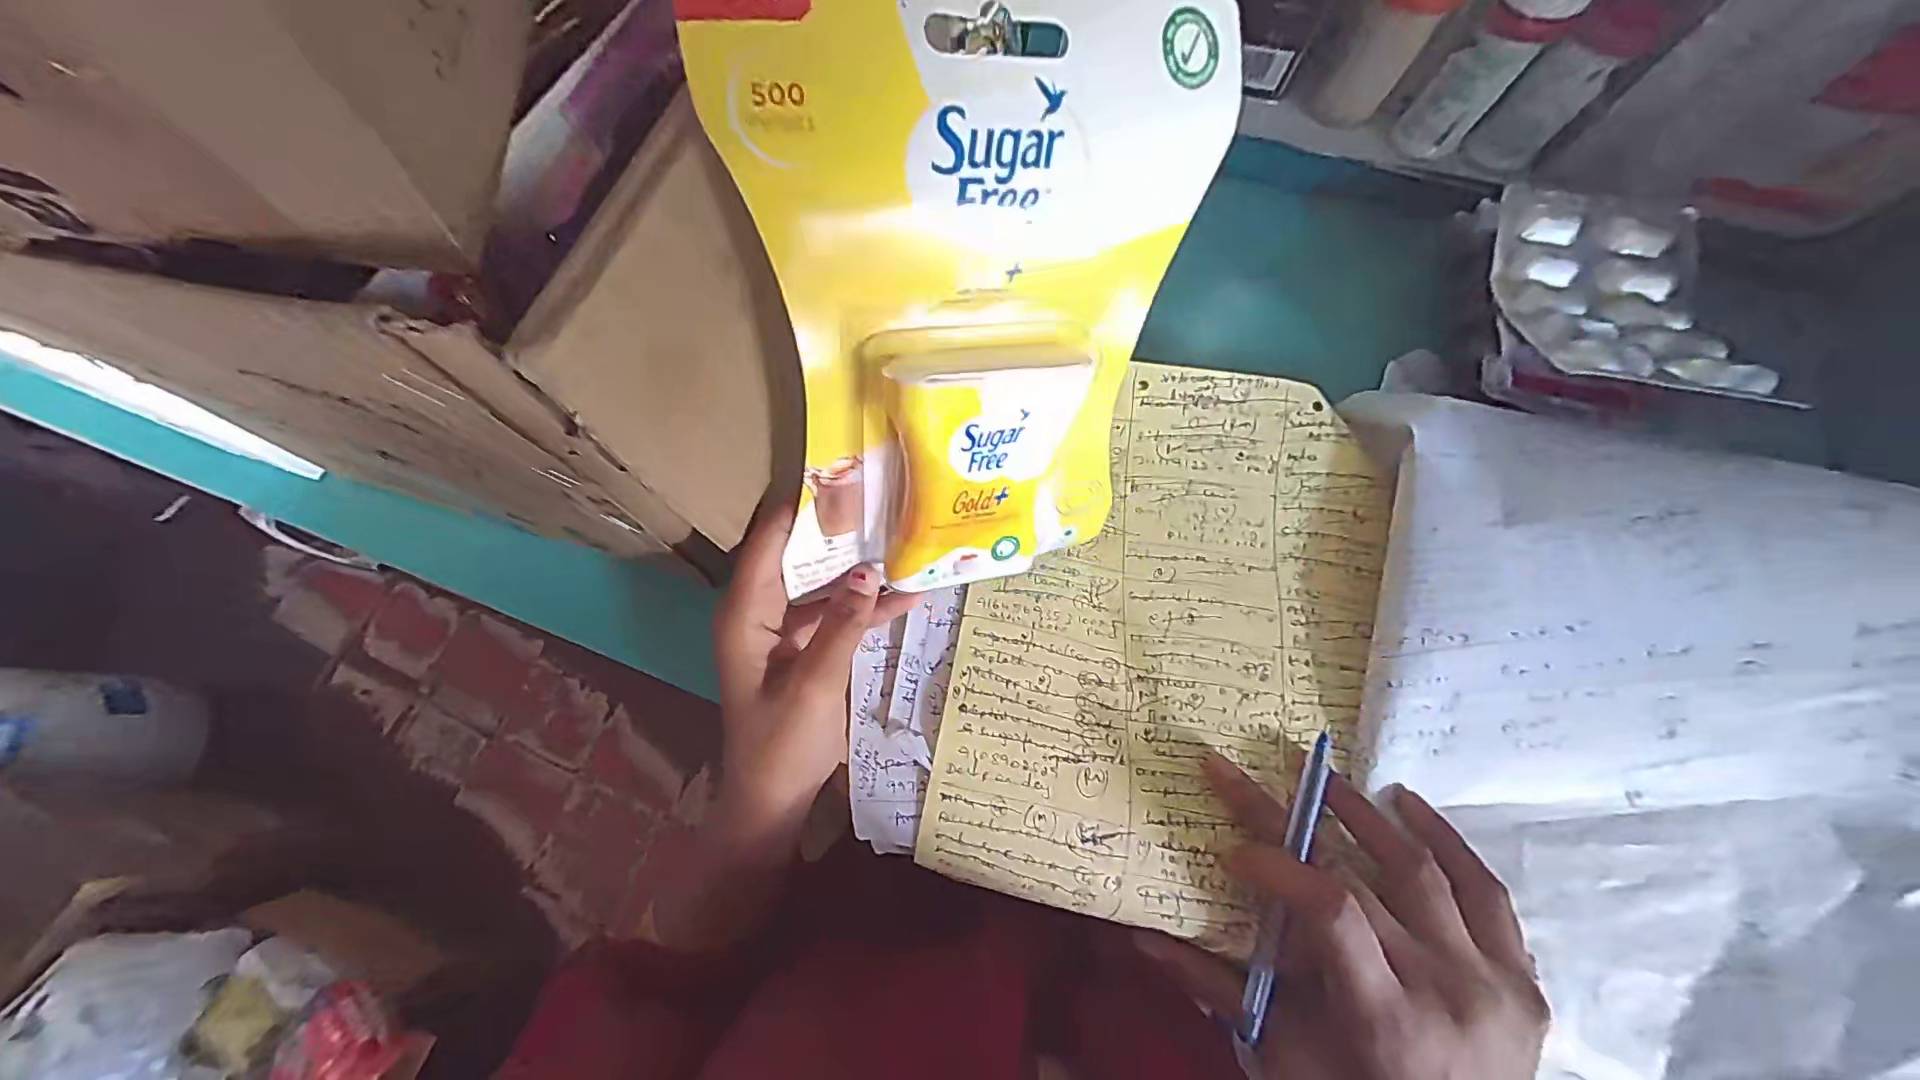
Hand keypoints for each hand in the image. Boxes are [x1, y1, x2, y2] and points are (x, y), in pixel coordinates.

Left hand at [647, 501, 911, 950]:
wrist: (772, 802)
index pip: (768, 542)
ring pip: (823, 584)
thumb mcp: (814, 685)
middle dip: (837, 530)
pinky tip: (907, 596)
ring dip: (860, 569)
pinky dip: (867, 607)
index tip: (837, 473)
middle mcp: (761, 611)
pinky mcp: (807, 647)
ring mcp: (785, 629)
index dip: (798, 506)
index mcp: (745, 613)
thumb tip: (874, 573)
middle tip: (880, 497)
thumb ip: (843, 627)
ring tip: (903, 536)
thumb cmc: (780, 746)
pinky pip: (837, 615)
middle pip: (798, 556)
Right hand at [1135, 753, 1547, 1079]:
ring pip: (1418, 867)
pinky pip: (1484, 888)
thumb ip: (1212, 988)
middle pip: (1359, 877)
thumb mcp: (1279, 1050)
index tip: (1231, 849)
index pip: (1330, 910)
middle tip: (1241, 776)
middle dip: (1291, 818)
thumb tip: (1140, 938)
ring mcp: (1493, 982)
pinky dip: (1443, 836)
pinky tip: (1404, 801)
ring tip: (1316, 774)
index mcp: (1385, 1019)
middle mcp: (1447, 992)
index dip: (1277, 866)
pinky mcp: (1522, 976)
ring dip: (1360, 811)